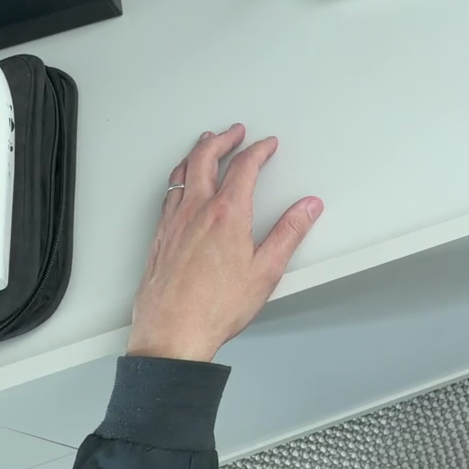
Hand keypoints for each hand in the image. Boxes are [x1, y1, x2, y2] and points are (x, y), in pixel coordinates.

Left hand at [128, 125, 323, 361]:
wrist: (172, 336)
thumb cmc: (216, 308)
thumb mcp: (266, 271)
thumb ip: (289, 232)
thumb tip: (308, 207)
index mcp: (226, 214)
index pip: (244, 167)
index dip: (259, 150)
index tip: (268, 145)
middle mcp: (196, 211)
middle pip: (206, 158)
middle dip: (223, 139)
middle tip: (235, 132)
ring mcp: (174, 222)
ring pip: (182, 172)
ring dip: (197, 152)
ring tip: (206, 144)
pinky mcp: (160, 237)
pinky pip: (169, 193)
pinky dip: (180, 176)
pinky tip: (182, 183)